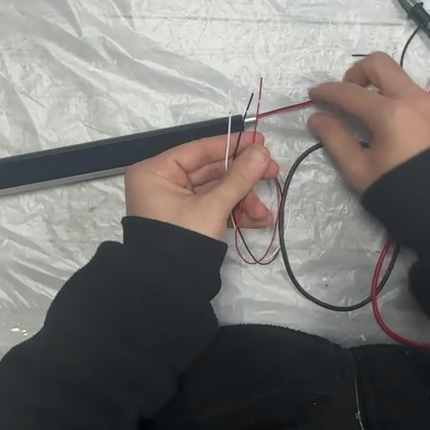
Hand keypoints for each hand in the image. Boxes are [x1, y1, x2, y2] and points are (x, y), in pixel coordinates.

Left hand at [125, 131, 280, 240]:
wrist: (168, 288)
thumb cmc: (182, 239)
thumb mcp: (212, 207)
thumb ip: (239, 178)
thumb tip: (262, 151)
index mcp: (156, 172)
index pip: (199, 150)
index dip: (232, 145)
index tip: (260, 141)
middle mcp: (162, 183)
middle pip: (211, 171)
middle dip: (244, 178)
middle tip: (274, 171)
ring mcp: (175, 203)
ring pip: (216, 192)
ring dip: (243, 200)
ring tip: (266, 211)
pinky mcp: (187, 221)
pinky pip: (213, 208)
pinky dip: (235, 212)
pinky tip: (259, 220)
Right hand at [307, 54, 429, 192]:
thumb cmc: (398, 194)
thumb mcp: (359, 171)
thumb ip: (335, 139)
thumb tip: (317, 118)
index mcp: (390, 114)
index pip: (349, 92)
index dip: (326, 91)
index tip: (314, 96)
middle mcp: (415, 99)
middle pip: (380, 64)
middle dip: (356, 74)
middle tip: (347, 95)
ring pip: (402, 80)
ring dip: (382, 91)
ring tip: (374, 119)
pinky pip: (420, 98)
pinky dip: (403, 105)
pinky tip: (400, 132)